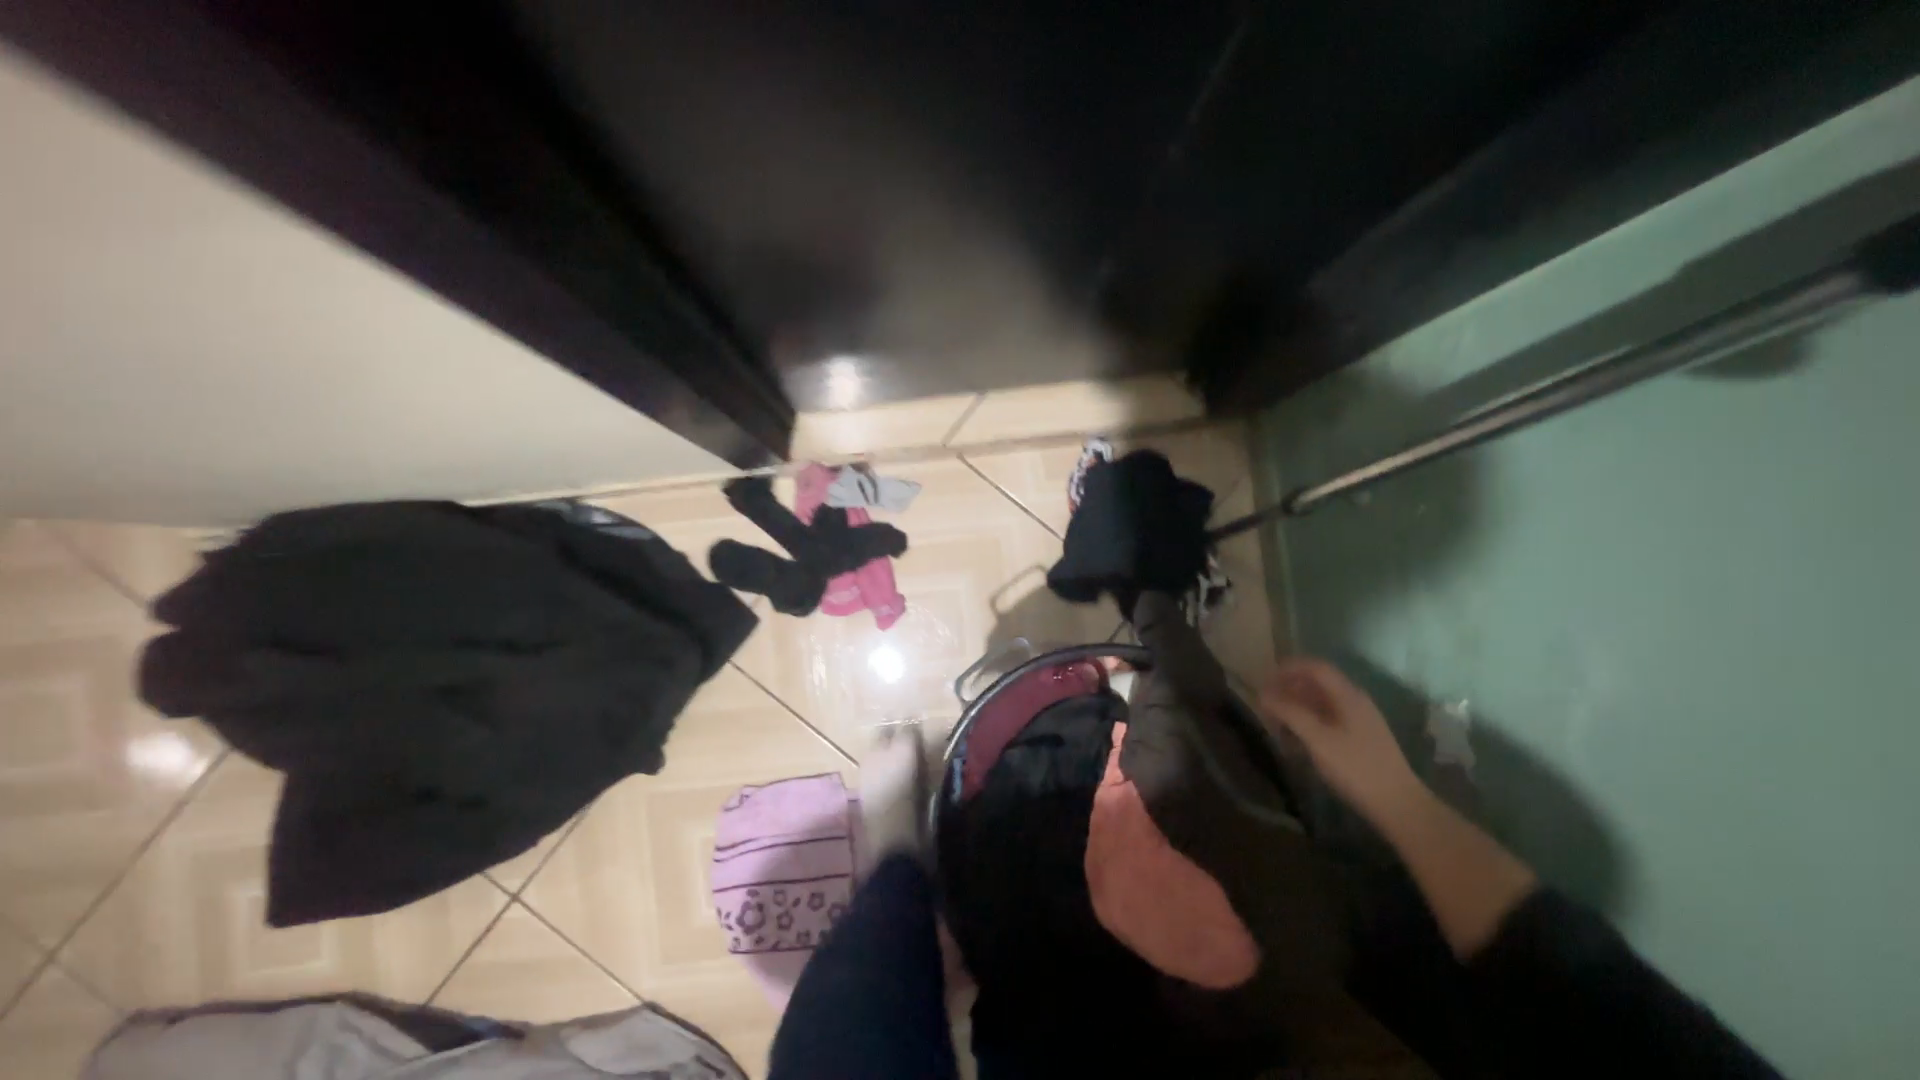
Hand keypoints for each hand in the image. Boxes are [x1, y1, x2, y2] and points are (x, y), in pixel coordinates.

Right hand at [1258, 658, 1423, 821]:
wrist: (1398, 804)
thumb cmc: (1356, 768)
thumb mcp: (1318, 740)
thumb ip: (1290, 713)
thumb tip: (1263, 694)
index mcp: (1348, 696)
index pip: (1316, 668)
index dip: (1289, 668)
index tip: (1264, 679)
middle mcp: (1355, 702)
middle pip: (1318, 684)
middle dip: (1289, 689)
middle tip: (1265, 704)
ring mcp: (1359, 721)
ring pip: (1322, 703)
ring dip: (1297, 707)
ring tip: (1276, 723)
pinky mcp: (1360, 739)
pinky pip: (1329, 720)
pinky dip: (1309, 723)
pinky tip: (1297, 740)